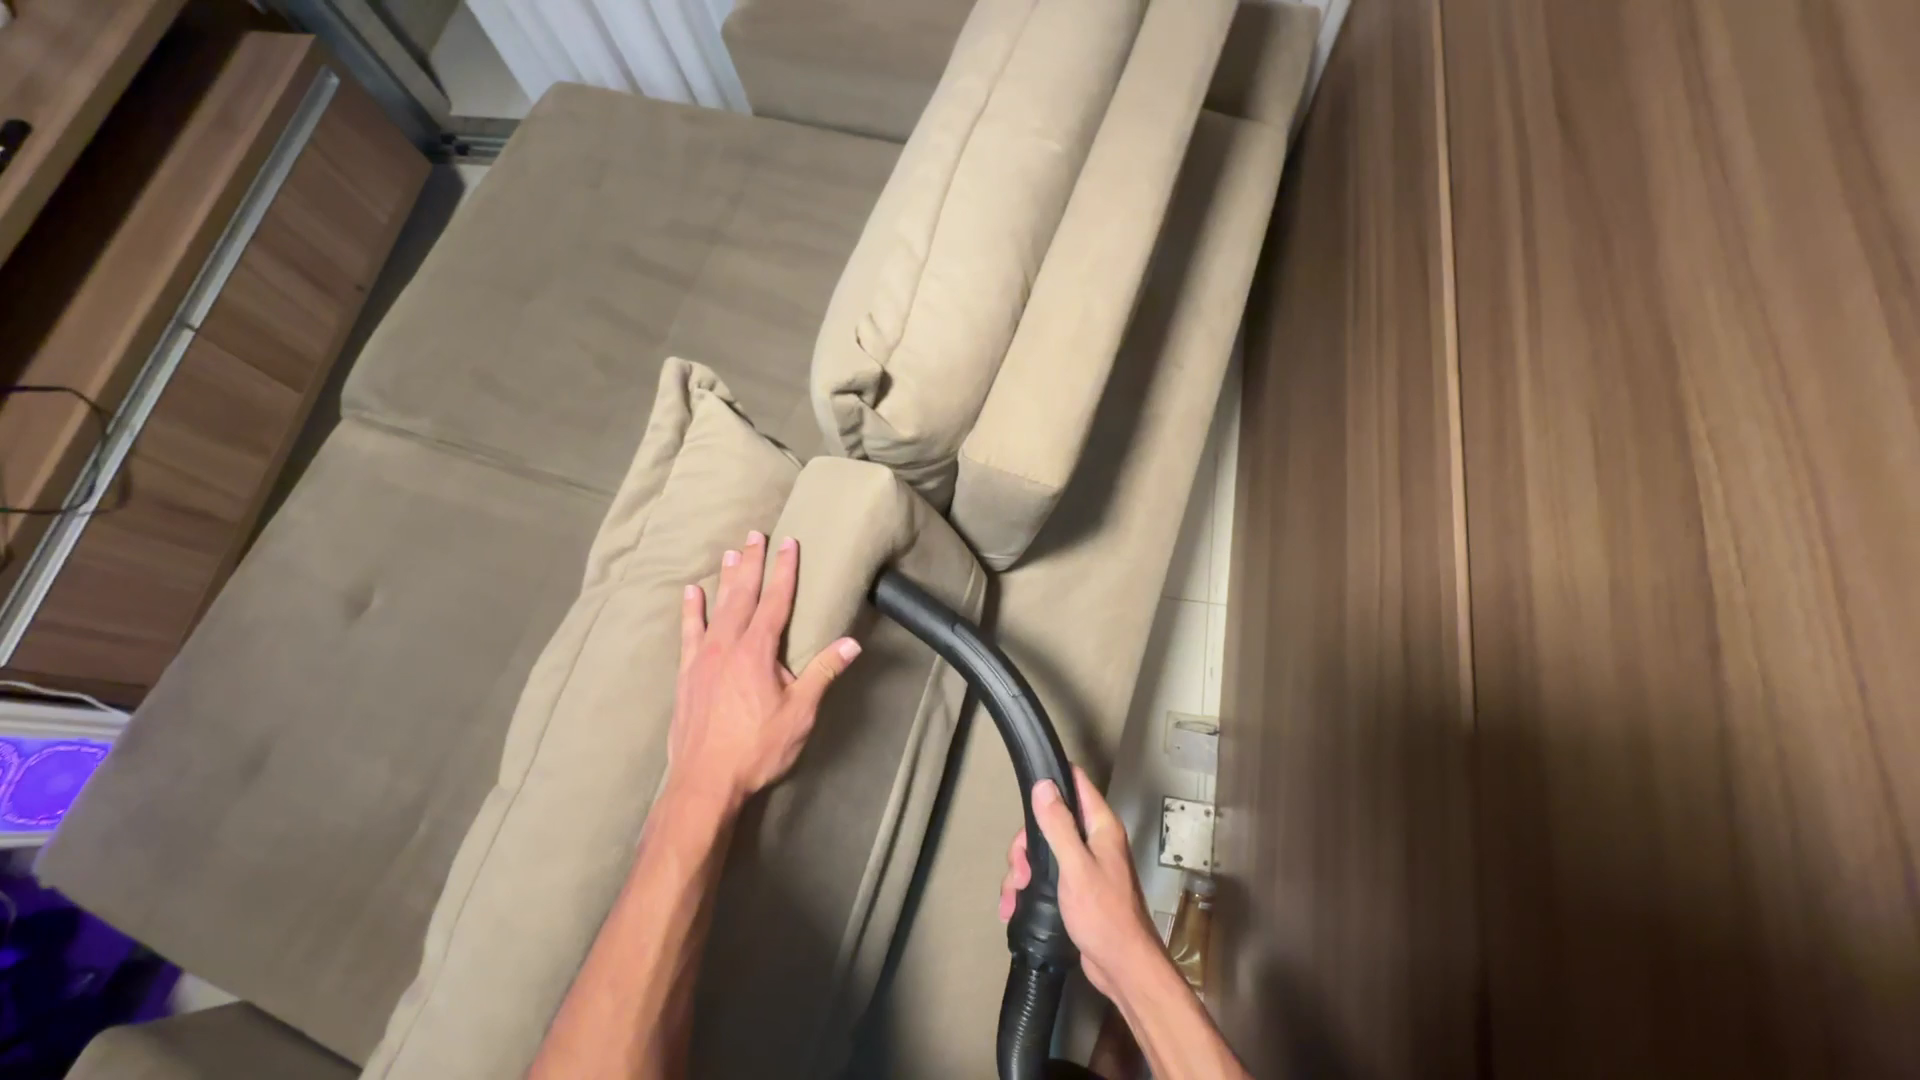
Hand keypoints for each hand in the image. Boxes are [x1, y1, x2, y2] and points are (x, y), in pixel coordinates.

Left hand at [668, 531, 861, 811]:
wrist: (704, 781)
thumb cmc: (757, 748)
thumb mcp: (800, 713)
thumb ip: (823, 673)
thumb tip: (852, 643)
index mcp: (758, 651)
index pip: (776, 601)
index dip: (784, 570)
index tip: (789, 543)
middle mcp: (728, 645)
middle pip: (743, 595)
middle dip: (752, 563)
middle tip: (755, 534)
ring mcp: (703, 657)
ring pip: (716, 607)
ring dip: (726, 579)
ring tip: (731, 552)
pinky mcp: (687, 673)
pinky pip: (688, 632)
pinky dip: (691, 610)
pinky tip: (691, 593)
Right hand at [999, 766, 1162, 999]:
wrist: (1122, 966)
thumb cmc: (1103, 914)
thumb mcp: (1075, 866)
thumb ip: (1059, 825)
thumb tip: (1043, 785)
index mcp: (1101, 828)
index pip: (1077, 784)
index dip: (1052, 778)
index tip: (1027, 784)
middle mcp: (1094, 841)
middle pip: (1050, 822)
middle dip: (1026, 845)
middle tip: (1019, 870)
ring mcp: (1085, 865)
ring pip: (1043, 852)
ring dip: (1022, 871)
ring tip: (1013, 896)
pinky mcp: (1076, 889)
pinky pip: (1046, 877)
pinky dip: (1028, 889)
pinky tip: (1013, 906)